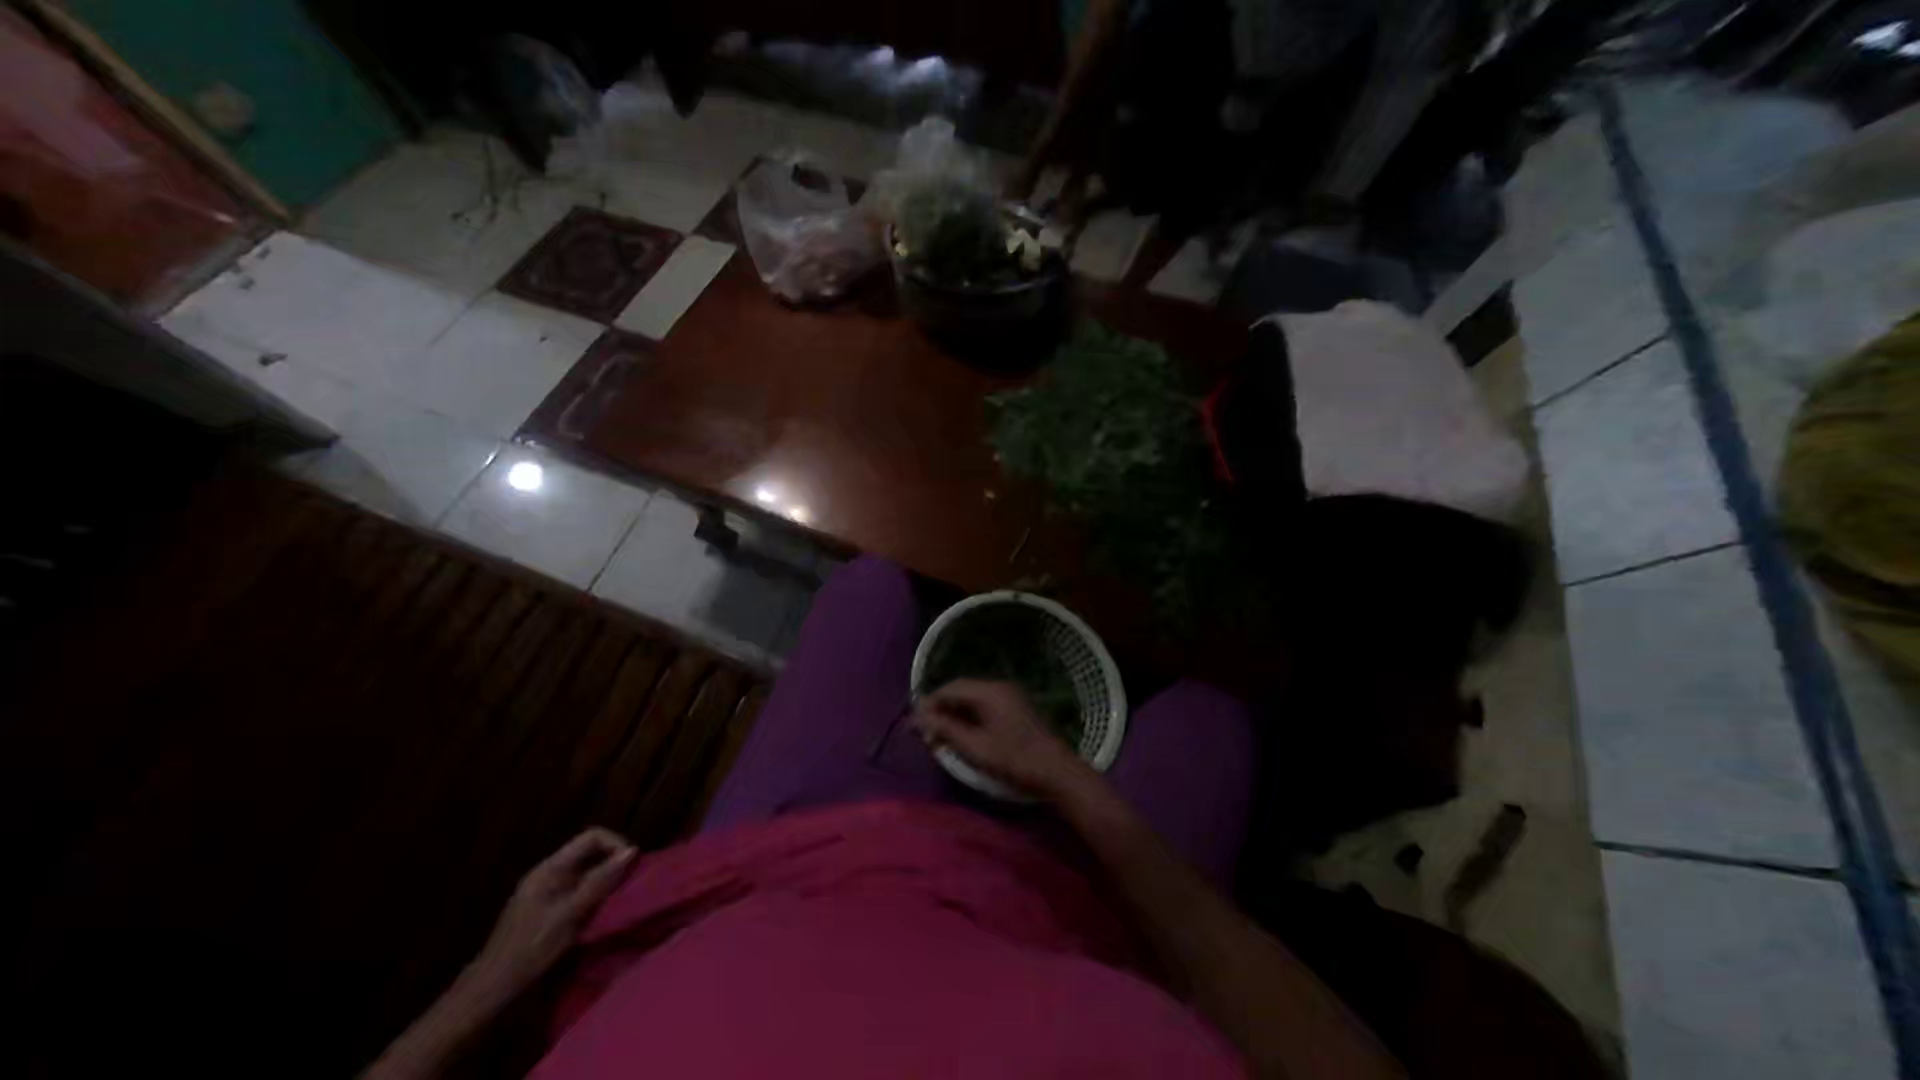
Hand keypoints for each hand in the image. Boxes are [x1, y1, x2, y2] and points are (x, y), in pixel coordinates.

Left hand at [469, 827, 635, 991]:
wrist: (492, 986)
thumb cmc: (531, 949)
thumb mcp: (569, 915)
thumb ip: (599, 882)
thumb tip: (632, 851)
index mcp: (550, 868)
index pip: (592, 837)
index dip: (616, 844)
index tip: (632, 865)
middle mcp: (549, 872)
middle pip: (589, 851)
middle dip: (613, 861)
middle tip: (630, 881)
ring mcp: (547, 888)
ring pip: (586, 869)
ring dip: (605, 877)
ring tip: (619, 895)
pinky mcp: (548, 905)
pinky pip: (578, 886)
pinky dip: (595, 891)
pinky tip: (601, 909)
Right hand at [913, 678, 1094, 799]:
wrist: (1058, 772)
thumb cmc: (1015, 760)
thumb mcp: (975, 747)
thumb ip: (945, 729)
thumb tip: (916, 718)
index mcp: (989, 691)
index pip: (950, 688)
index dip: (929, 704)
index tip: (915, 724)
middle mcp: (1000, 686)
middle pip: (961, 690)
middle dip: (941, 709)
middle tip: (927, 733)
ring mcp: (1011, 696)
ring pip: (973, 698)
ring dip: (955, 714)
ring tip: (942, 736)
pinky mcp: (1016, 708)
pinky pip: (985, 705)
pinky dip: (970, 717)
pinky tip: (964, 735)